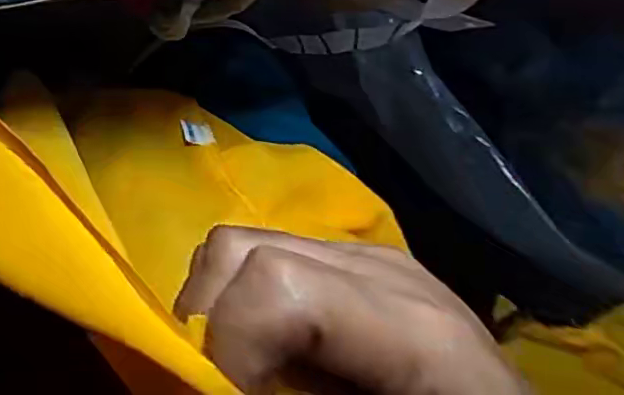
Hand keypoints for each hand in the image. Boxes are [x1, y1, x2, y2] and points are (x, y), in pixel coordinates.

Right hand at [175, 227, 528, 394]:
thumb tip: (214, 384)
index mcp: (416, 329)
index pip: (277, 282)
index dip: (229, 336)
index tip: (219, 391)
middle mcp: (383, 270)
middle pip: (241, 249)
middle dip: (207, 315)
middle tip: (213, 378)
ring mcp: (367, 257)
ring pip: (240, 243)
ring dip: (217, 304)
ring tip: (239, 366)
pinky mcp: (354, 262)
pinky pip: (265, 254)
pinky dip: (242, 298)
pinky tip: (274, 351)